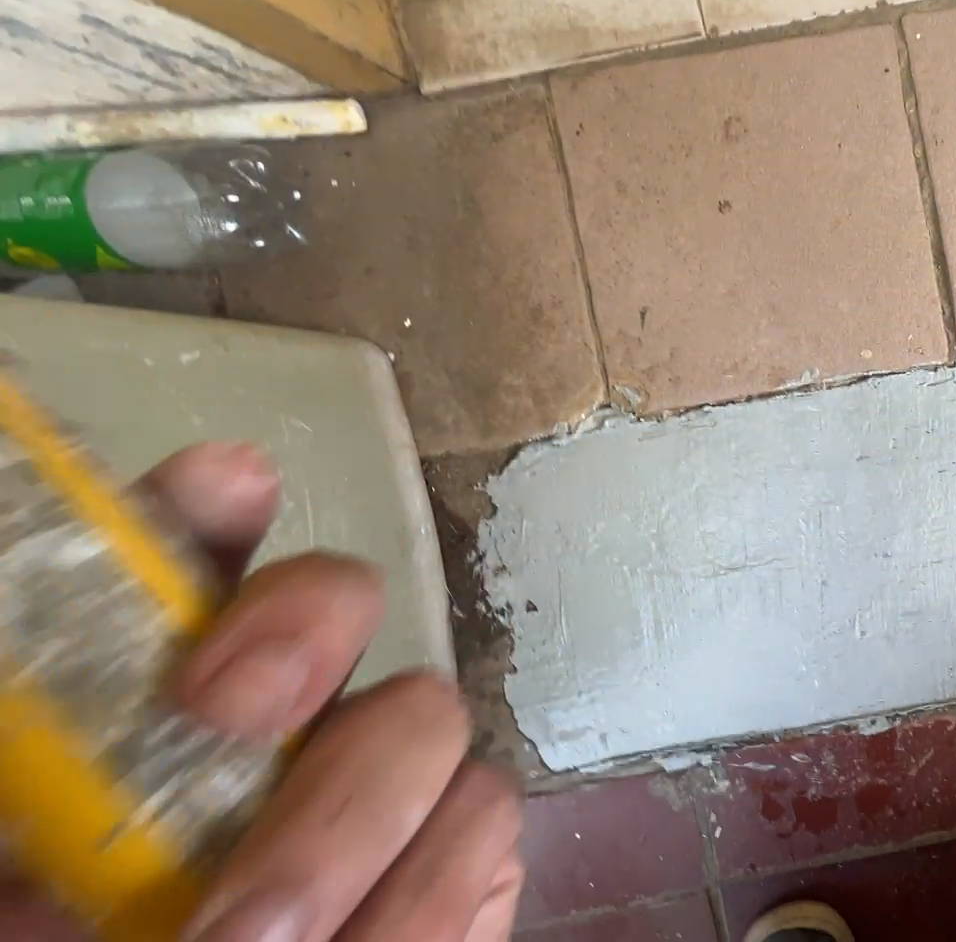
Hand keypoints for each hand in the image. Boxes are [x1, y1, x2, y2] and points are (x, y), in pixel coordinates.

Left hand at [0, 442, 524, 940]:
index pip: (177, 572)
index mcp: (128, 728)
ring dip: (350, 813)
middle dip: (305, 625)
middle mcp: (268, 731)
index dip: (205, 514)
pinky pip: (483, 827)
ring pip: (429, 715)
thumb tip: (57, 643)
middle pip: (341, 600)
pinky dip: (428, 892)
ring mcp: (375, 790)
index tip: (223, 487)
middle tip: (232, 712)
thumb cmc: (49, 938)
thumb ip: (30, 760)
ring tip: (257, 940)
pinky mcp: (459, 856)